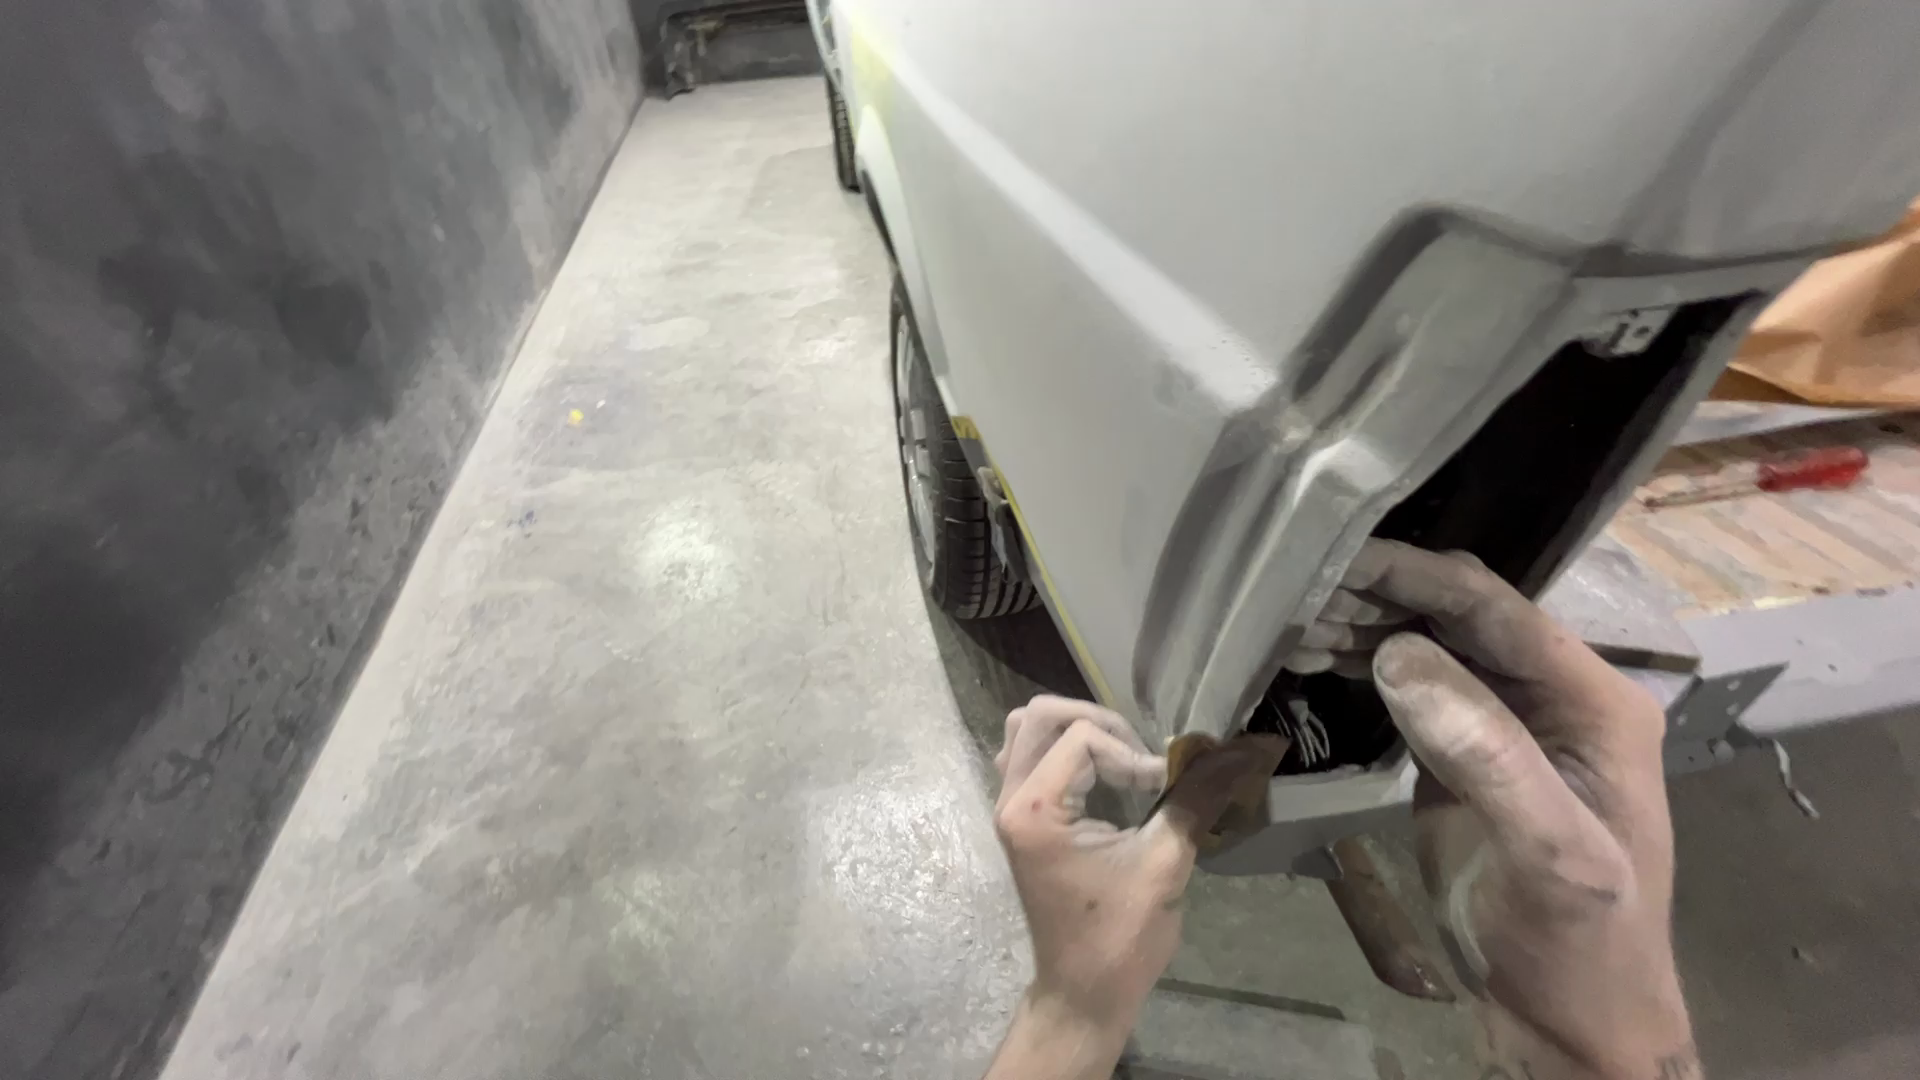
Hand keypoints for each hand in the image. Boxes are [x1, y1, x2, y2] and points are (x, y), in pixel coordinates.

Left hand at [985, 695, 1280, 1079]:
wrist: (1082, 991)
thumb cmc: (1119, 937)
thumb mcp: (1164, 864)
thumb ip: (1196, 799)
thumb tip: (1240, 752)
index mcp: (1034, 808)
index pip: (1081, 738)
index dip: (1130, 754)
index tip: (1163, 786)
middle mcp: (1010, 797)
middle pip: (1043, 715)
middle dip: (1099, 724)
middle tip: (1139, 759)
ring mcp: (1008, 804)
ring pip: (1029, 729)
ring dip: (1076, 729)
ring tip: (1119, 757)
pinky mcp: (1019, 814)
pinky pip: (1028, 754)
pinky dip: (1061, 748)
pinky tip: (1097, 772)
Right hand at [1316, 541, 1697, 1079]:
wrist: (1559, 1006)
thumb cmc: (1574, 939)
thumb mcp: (1549, 857)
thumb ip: (1486, 754)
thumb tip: (1397, 655)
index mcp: (1589, 698)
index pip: (1494, 609)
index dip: (1414, 576)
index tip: (1335, 560)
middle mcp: (1545, 690)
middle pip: (1451, 612)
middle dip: (1374, 594)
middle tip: (1297, 593)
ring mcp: (1496, 712)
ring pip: (1419, 637)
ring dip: (1357, 623)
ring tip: (1292, 621)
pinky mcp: (1453, 737)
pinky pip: (1401, 676)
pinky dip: (1354, 660)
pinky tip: (1309, 653)